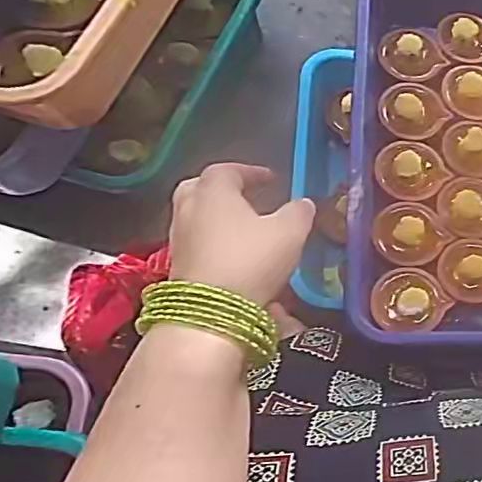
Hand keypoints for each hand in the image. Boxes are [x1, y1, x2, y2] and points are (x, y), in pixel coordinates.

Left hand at [167, 163, 313, 303]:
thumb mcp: (289, 233)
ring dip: (218, 216)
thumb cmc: (251, 261)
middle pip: (202, 187)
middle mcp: (189, 207)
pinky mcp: (178, 264)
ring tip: (243, 226)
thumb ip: (298, 213)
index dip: (252, 172)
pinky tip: (232, 252)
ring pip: (196, 214)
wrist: (211, 311)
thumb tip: (303, 204)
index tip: (271, 179)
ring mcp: (179, 236)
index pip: (229, 170)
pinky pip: (196, 239)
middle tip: (247, 197)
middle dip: (225, 189)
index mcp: (214, 191)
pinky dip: (213, 239)